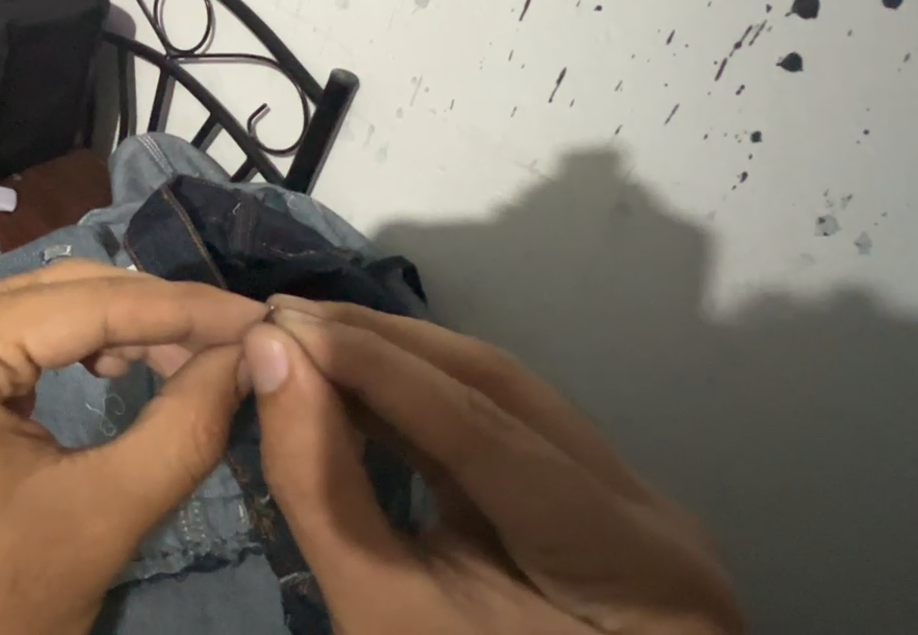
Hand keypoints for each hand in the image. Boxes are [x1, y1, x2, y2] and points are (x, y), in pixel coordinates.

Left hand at [0, 262, 264, 634]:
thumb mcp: (98, 518)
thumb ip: (182, 428)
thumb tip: (249, 356)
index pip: (90, 303)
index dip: (185, 309)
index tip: (260, 315)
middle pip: (65, 294)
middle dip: (154, 317)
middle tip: (234, 343)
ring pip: (44, 311)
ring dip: (120, 330)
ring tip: (187, 361)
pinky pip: (17, 341)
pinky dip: (77, 349)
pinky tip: (117, 367)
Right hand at [243, 296, 742, 633]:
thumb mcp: (384, 619)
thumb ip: (324, 488)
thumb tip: (272, 357)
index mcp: (634, 562)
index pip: (485, 429)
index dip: (376, 369)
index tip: (280, 322)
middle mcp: (644, 509)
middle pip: (496, 385)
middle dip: (380, 341)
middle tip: (285, 314)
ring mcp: (612, 499)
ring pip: (490, 389)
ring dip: (388, 355)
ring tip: (304, 331)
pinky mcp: (569, 500)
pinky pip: (482, 422)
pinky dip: (406, 394)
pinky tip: (349, 376)